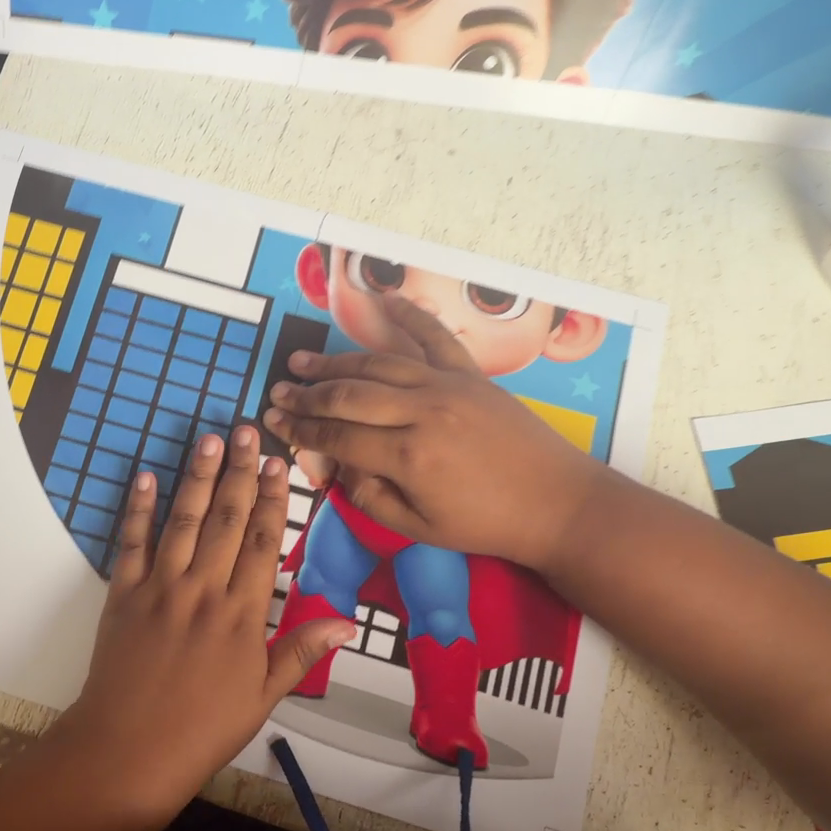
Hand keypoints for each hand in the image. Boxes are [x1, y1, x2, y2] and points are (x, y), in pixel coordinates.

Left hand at [54, 425, 355, 813]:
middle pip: (224, 519)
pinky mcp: (122, 594)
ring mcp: (159, 588)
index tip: (278, 463)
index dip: (272, 499)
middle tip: (246, 430)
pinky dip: (138, 508)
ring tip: (208, 438)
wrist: (130, 749)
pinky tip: (147, 476)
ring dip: (196, 476)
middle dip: (238, 472)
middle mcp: (202, 590)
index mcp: (241, 615)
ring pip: (182, 521)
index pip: (261, 543)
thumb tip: (346, 621)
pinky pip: (131, 543)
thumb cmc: (203, 728)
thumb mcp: (263, 696)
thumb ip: (300, 651)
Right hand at [261, 292, 612, 573]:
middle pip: (348, 394)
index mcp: (408, 456)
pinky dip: (409, 317)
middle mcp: (423, 412)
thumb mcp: (417, 528)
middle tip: (277, 392)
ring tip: (302, 361)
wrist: (557, 503)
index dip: (299, 429)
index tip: (273, 422)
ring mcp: (448, 386)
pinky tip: (385, 302)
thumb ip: (369, 496)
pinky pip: (435, 338)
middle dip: (306, 394)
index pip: (337, 435)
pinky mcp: (472, 375)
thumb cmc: (485, 524)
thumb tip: (341, 465)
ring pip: (378, 364)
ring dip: (335, 362)